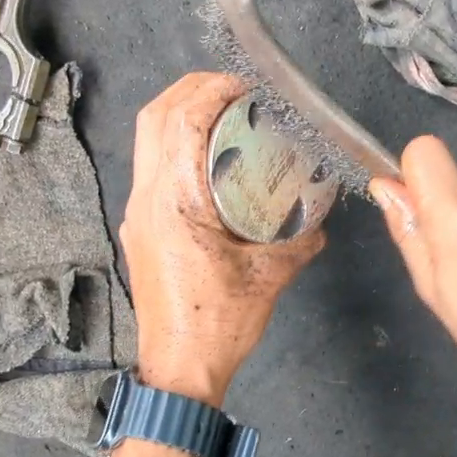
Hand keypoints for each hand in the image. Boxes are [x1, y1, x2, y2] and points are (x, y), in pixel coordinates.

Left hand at [120, 74, 323, 405]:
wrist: (178, 370)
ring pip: (146, 141)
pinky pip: (151, 168)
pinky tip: (210, 161)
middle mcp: (146, 199)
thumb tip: (320, 220)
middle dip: (190, 90)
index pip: (181, 121)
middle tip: (234, 90)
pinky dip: (175, 145)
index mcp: (174, 203)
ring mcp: (137, 214)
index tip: (247, 87)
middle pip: (153, 117)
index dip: (211, 90)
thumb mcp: (270, 277)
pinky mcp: (139, 229)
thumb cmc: (219, 324)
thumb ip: (300, 240)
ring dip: (179, 115)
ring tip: (224, 116)